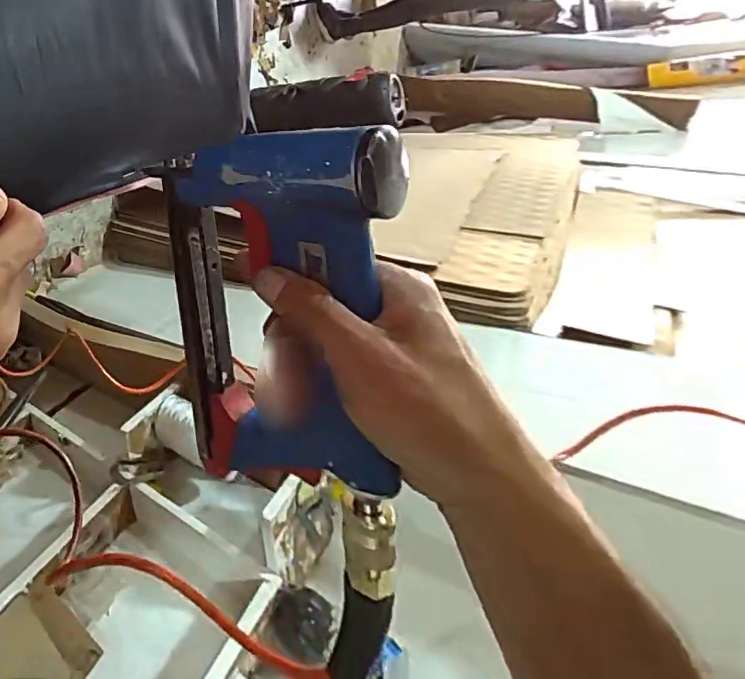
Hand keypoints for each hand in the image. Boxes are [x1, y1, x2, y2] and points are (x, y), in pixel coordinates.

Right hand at [253, 262, 493, 506]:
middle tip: (284, 374)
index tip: (260, 285)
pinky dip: (320, 388)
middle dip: (294, 342)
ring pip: (323, 341)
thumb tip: (270, 275)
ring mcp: (389, 344)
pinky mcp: (385, 377)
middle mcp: (393, 308)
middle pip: (320, 305)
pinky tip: (313, 411)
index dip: (292, 270)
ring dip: (302, 371)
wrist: (484, 486)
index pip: (331, 257)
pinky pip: (337, 368)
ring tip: (295, 405)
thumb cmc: (437, 416)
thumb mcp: (360, 356)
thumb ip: (312, 310)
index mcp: (397, 287)